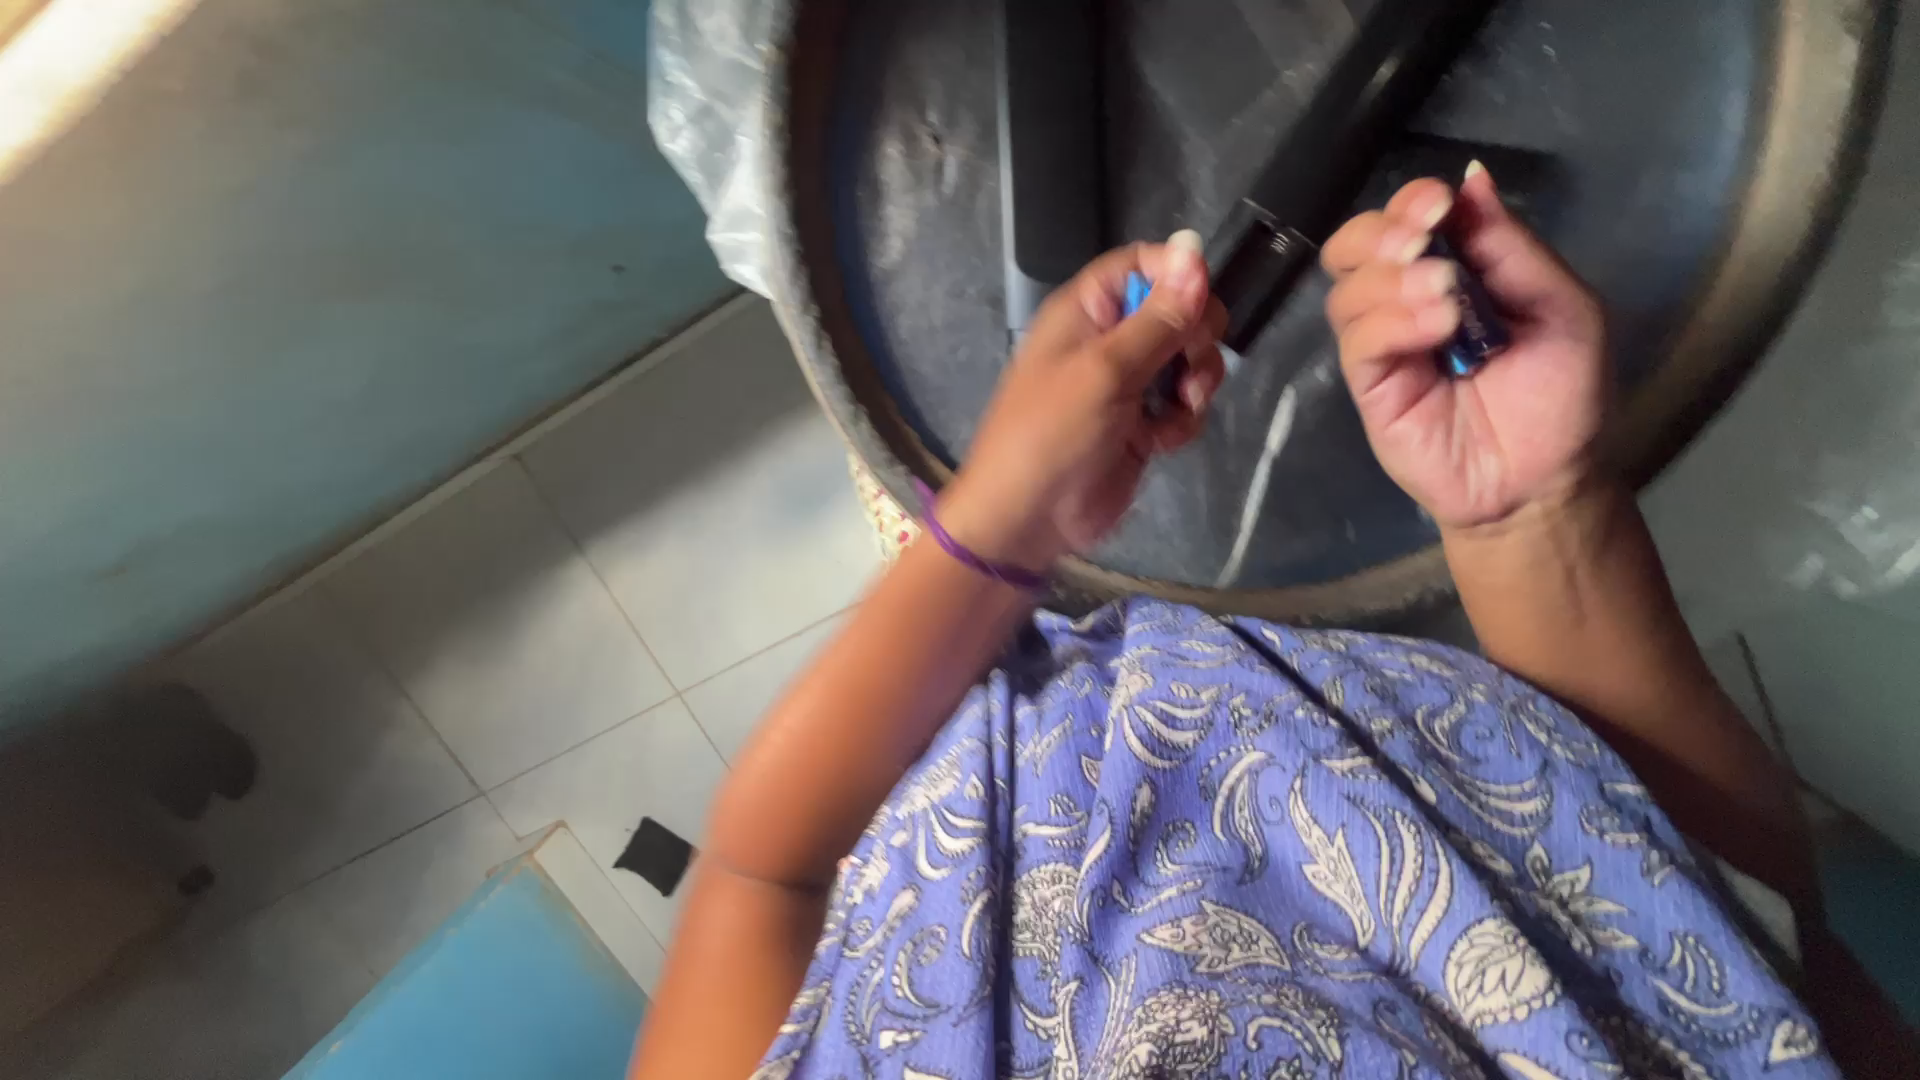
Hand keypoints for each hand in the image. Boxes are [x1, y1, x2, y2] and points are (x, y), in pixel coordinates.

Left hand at [940, 241, 1228, 568]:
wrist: (1029, 518)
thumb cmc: (1053, 434)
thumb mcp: (1105, 371)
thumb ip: (1157, 318)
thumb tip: (1195, 251)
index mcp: (1085, 312)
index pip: (1141, 265)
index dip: (1177, 274)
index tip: (1201, 301)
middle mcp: (1107, 341)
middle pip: (1176, 312)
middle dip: (1196, 335)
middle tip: (1191, 362)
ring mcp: (1126, 386)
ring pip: (1186, 361)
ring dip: (1195, 381)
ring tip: (1180, 406)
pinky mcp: (1140, 427)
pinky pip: (1181, 406)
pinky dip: (1182, 420)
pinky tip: (1162, 441)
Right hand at [1322, 166, 1607, 531]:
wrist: (1540, 479)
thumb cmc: (1560, 395)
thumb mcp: (1561, 307)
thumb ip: (1511, 249)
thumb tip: (1470, 179)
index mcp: (1450, 274)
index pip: (1402, 225)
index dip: (1407, 204)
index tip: (1436, 206)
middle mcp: (1404, 305)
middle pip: (1350, 252)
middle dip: (1378, 235)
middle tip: (1419, 241)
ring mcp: (1382, 349)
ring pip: (1346, 295)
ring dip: (1391, 281)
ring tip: (1445, 296)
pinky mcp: (1369, 389)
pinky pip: (1359, 344)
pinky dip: (1391, 324)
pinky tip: (1436, 328)